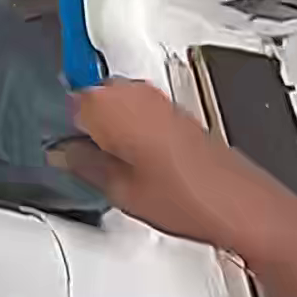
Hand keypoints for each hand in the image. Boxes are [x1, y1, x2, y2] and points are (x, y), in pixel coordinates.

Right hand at [50, 78, 296, 258]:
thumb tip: (61, 153)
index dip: (56, 129)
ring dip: (102, 123)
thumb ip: (81, 165)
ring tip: (110, 162)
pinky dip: (124, 123)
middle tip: (79, 159)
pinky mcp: (167, 103)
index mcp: (106, 104)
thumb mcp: (119, 190)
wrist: (242, 206)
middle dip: (79, 124)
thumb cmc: (189, 197)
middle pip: (84, 97)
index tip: (55, 146)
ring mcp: (149, 94)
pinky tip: (133, 156)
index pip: (60, 103)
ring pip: (107, 100)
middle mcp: (127, 90)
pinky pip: (130, 104)